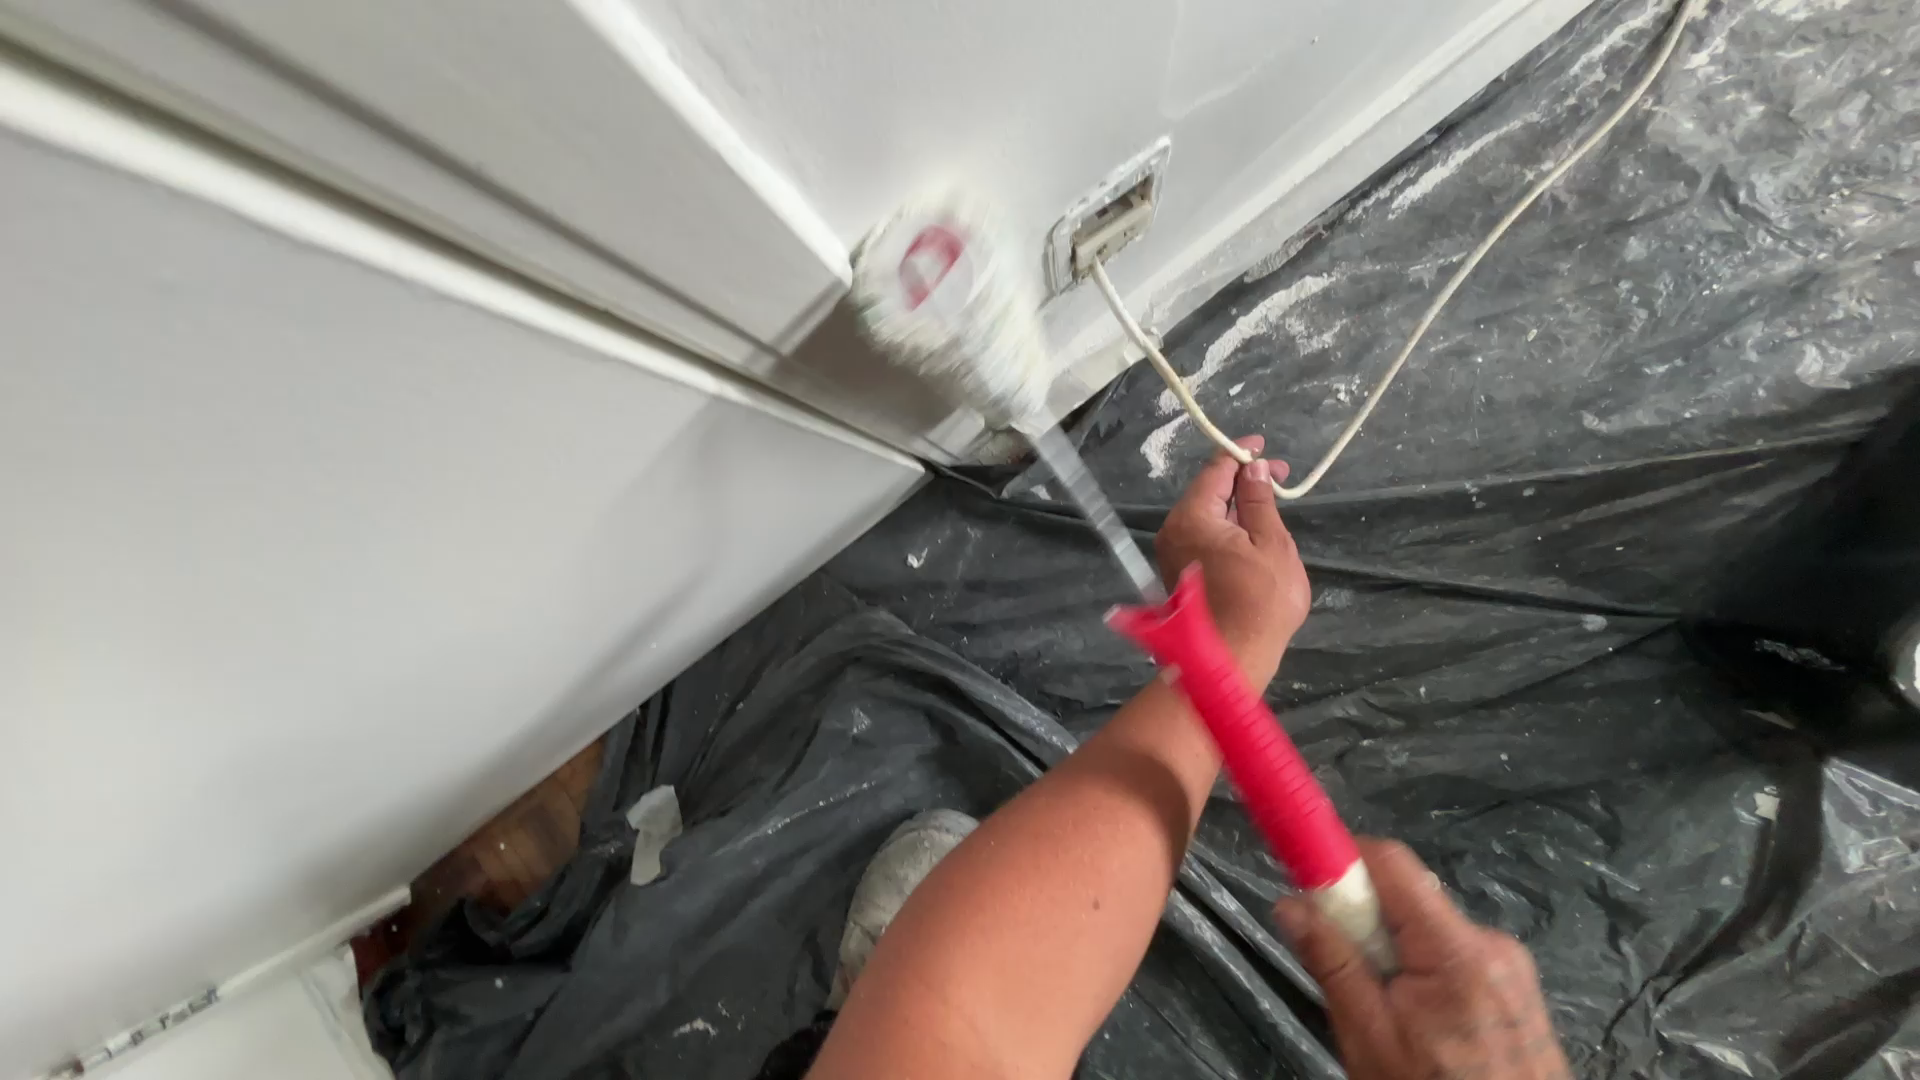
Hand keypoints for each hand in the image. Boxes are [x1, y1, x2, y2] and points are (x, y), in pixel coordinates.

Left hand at [1153, 435, 1310, 684]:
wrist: (1232, 655)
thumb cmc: (1260, 600)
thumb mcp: (1270, 543)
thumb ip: (1259, 501)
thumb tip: (1254, 469)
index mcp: (1192, 518)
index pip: (1214, 472)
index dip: (1239, 455)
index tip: (1263, 447)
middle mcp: (1172, 530)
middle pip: (1205, 492)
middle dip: (1239, 480)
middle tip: (1276, 477)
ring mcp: (1171, 552)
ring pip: (1204, 514)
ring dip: (1233, 504)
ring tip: (1268, 502)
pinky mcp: (1178, 570)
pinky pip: (1201, 535)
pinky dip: (1224, 525)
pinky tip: (1249, 530)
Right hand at [1275, 840, 1571, 1079]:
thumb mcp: (1369, 1035)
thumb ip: (1331, 961)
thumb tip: (1287, 903)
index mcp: (1457, 950)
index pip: (1391, 861)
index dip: (1341, 855)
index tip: (1302, 870)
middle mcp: (1491, 942)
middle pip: (1405, 891)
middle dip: (1361, 911)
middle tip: (1337, 954)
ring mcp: (1509, 964)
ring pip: (1423, 921)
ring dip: (1388, 942)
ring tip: (1379, 998)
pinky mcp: (1514, 984)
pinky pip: (1447, 947)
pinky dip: (1416, 962)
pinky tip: (1413, 1011)